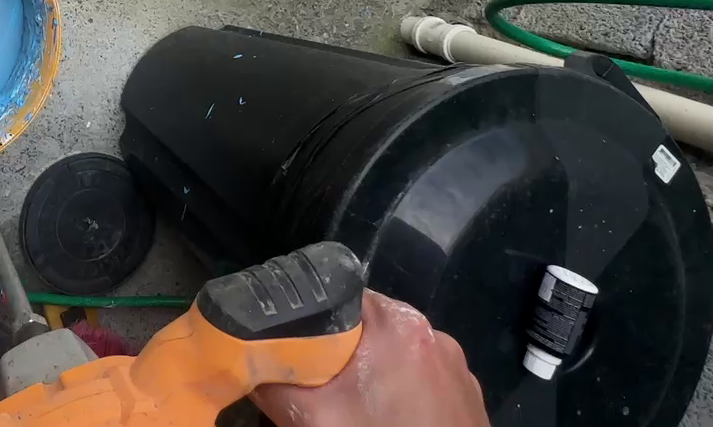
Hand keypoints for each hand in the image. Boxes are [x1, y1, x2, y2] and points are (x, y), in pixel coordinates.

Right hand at [251, 291, 488, 426]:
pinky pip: (422, 380)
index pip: (337, 297)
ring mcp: (458, 369)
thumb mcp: (310, 418)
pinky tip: (386, 420)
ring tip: (353, 406)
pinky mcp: (471, 399)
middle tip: (318, 381)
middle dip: (339, 348)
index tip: (293, 344)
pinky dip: (400, 392)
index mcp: (396, 323)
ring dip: (371, 372)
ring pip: (394, 353)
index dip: (310, 318)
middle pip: (365, 325)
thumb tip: (241, 357)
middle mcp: (432, 334)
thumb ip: (268, 381)